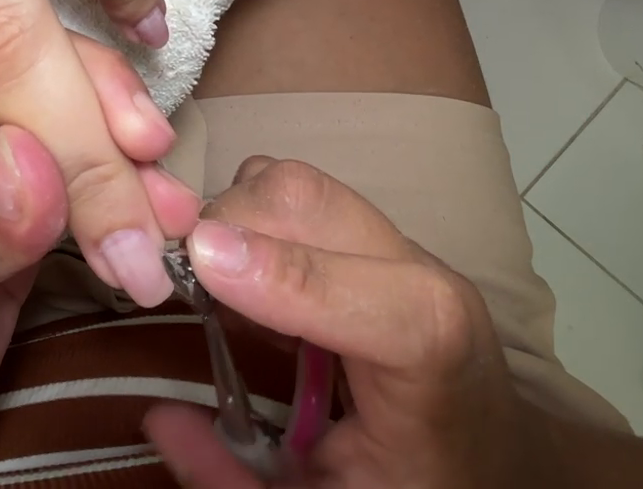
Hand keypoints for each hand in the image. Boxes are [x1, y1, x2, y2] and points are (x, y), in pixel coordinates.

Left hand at [0, 36, 199, 488]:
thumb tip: (41, 157)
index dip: (56, 77)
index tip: (123, 125)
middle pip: (38, 102)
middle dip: (104, 126)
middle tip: (158, 167)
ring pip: (69, 161)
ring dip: (127, 180)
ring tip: (172, 215)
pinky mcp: (18, 262)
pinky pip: (79, 227)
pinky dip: (120, 228)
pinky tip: (158, 239)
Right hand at [144, 159, 563, 487]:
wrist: (485, 449)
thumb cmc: (414, 479)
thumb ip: (236, 474)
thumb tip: (157, 416)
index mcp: (442, 376)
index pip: (399, 310)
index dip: (298, 278)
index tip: (202, 263)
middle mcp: (427, 288)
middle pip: (317, 205)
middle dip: (227, 224)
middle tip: (182, 279)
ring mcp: (399, 246)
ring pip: (296, 182)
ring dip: (234, 211)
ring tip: (212, 274)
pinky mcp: (370, 228)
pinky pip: (291, 189)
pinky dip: (247, 208)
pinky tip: (239, 263)